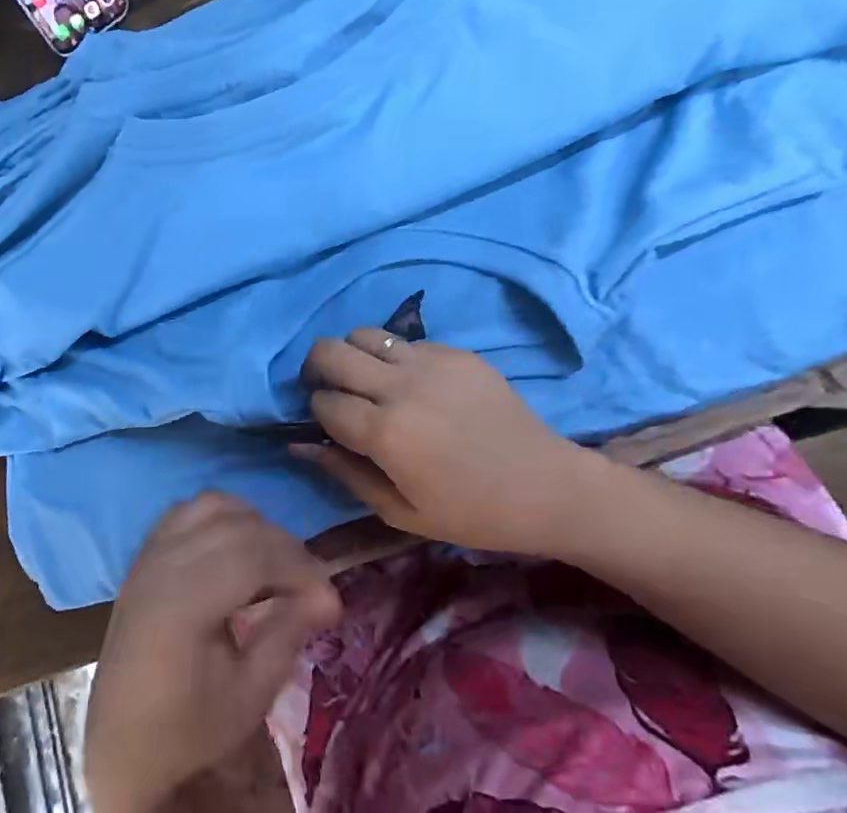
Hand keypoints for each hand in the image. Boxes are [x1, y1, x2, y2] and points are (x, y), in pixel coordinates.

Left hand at [85, 493, 340, 812]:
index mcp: (183, 603)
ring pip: (213, 506)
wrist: (120, 746)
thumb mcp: (248, 696)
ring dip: (252, 525)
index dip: (300, 567)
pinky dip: (221, 518)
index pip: (254, 555)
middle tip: (310, 588)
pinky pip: (188, 512)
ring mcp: (149, 555)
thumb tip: (330, 595)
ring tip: (273, 566)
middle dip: (284, 548)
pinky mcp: (144, 556)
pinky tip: (236, 551)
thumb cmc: (187, 730)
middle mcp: (162, 565)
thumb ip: (288, 634)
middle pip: (238, 525)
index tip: (329, 599)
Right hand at [294, 327, 600, 553]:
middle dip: (317, 368)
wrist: (547, 486)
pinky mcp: (456, 352)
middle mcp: (401, 387)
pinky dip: (394, 358)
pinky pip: (406, 342)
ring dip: (354, 355)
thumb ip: (346, 473)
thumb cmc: (471, 513)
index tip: (327, 423)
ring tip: (367, 381)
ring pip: (364, 334)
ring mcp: (431, 362)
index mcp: (385, 434)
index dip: (316, 411)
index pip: (323, 401)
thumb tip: (300, 443)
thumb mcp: (400, 512)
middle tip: (330, 389)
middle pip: (330, 351)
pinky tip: (414, 385)